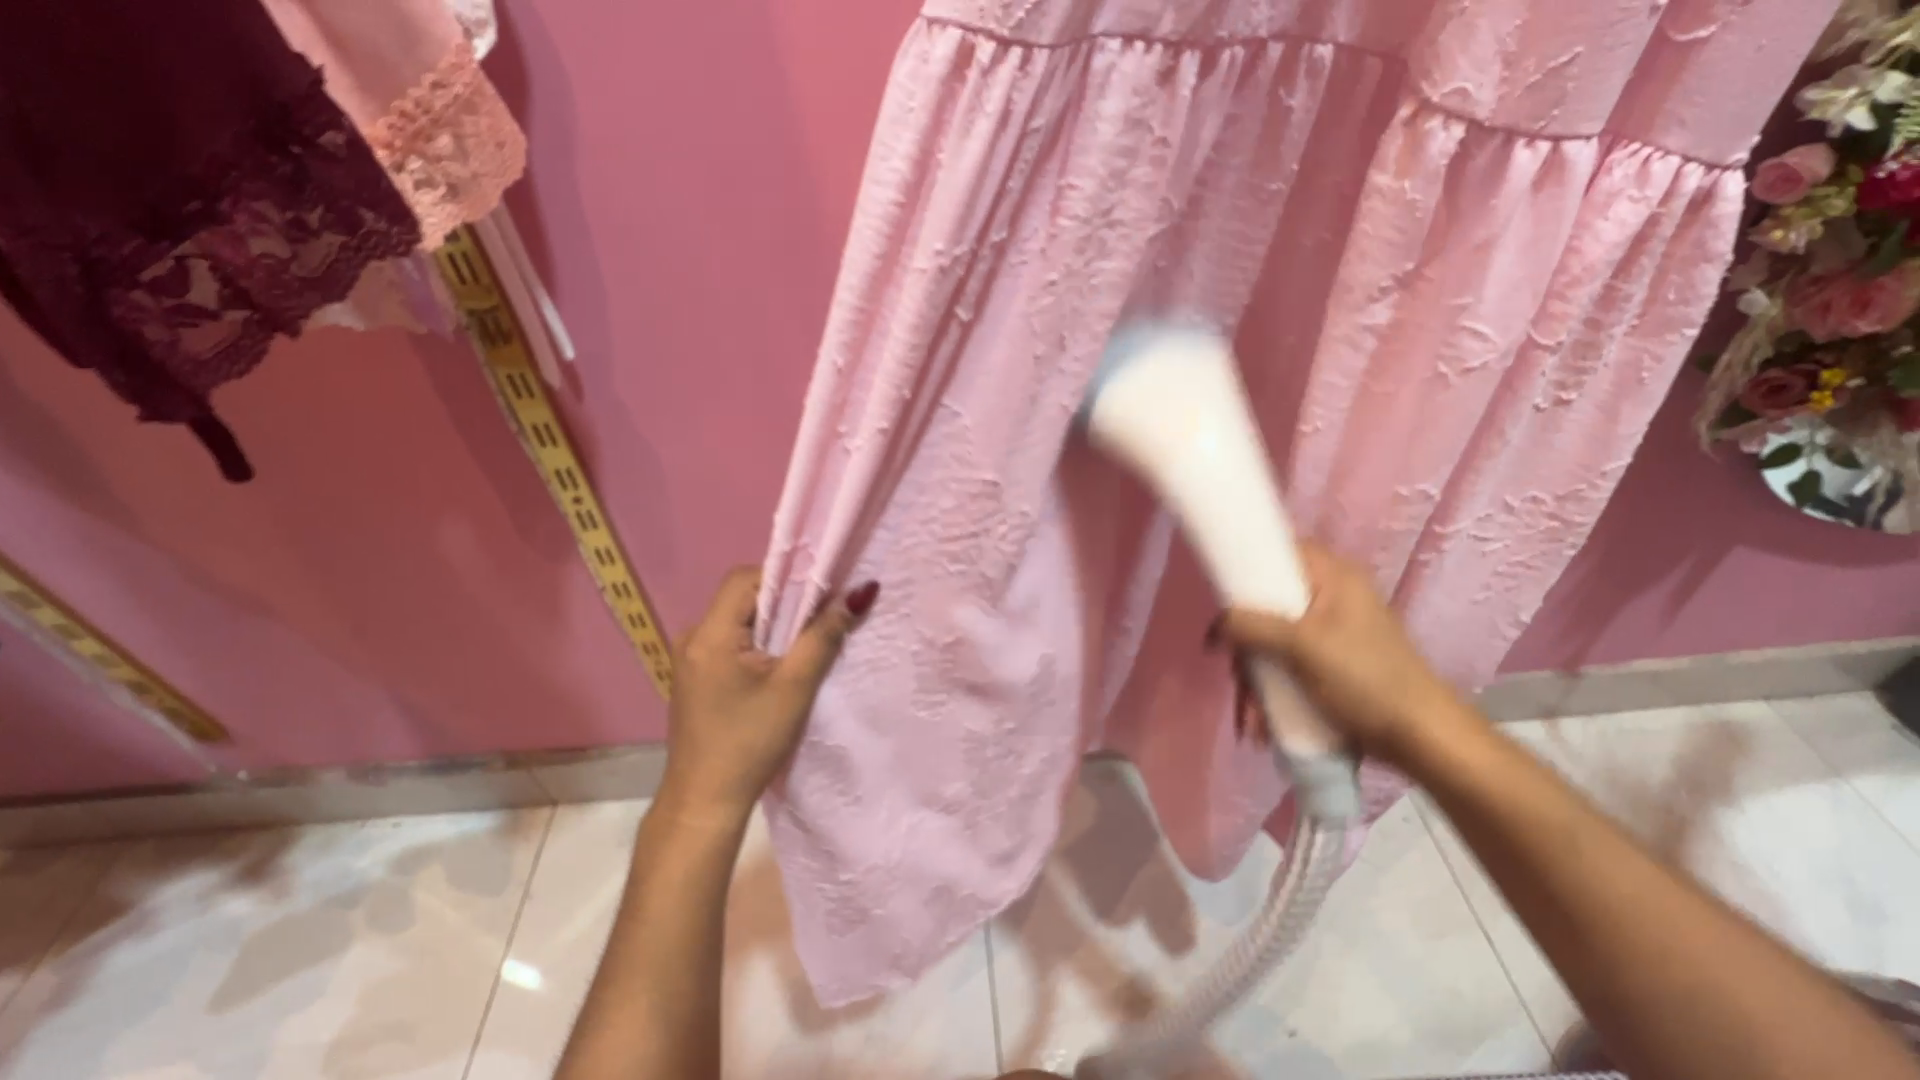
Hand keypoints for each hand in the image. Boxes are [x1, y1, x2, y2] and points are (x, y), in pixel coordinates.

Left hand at [658, 567, 877, 820]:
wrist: (706, 801)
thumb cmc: (751, 742)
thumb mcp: (795, 687)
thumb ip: (824, 637)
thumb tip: (858, 594)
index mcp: (710, 634)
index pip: (747, 577)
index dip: (786, 577)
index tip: (821, 594)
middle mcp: (693, 637)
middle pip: (743, 597)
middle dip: (784, 603)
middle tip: (821, 618)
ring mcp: (690, 658)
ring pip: (739, 621)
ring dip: (773, 625)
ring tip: (806, 644)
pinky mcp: (696, 677)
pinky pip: (731, 643)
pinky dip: (758, 644)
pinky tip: (780, 667)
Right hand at [1211, 542, 1483, 772]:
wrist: (1420, 736)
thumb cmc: (1366, 679)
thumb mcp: (1304, 646)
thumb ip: (1254, 626)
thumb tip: (1215, 625)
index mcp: (1334, 577)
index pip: (1282, 550)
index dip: (1248, 566)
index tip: (1221, 595)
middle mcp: (1331, 598)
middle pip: (1268, 603)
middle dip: (1246, 645)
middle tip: (1237, 674)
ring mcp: (1330, 634)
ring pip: (1273, 641)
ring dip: (1255, 679)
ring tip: (1251, 716)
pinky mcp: (1330, 666)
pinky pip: (1287, 668)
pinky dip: (1272, 692)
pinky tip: (1262, 723)